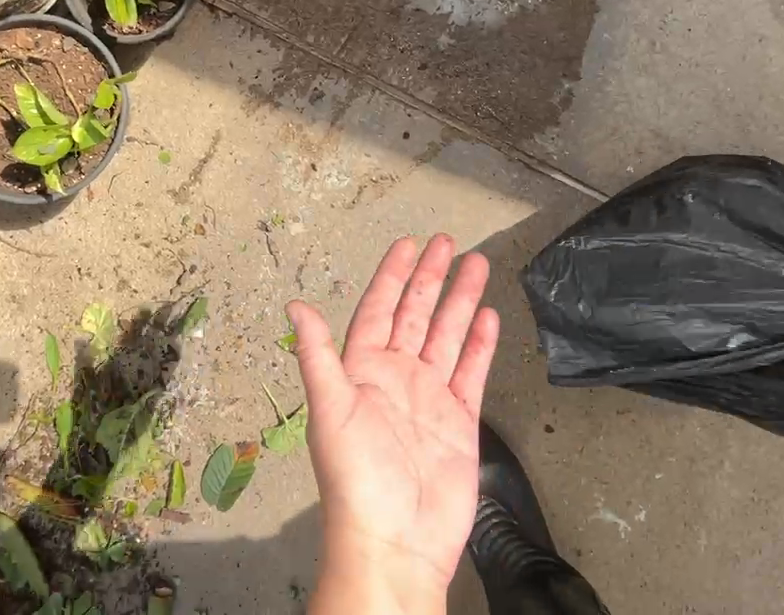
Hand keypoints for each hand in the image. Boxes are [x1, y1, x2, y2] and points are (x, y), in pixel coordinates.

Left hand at [288, 235, 499, 614]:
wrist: (395, 542)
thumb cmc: (355, 478)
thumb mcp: (329, 410)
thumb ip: (318, 355)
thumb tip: (295, 305)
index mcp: (363, 369)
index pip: (379, 308)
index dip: (392, 275)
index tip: (407, 244)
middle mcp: (396, 375)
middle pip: (416, 313)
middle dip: (431, 277)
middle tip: (448, 242)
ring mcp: (430, 396)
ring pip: (448, 335)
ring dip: (461, 301)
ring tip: (477, 266)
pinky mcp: (459, 420)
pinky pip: (471, 372)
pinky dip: (480, 345)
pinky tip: (488, 317)